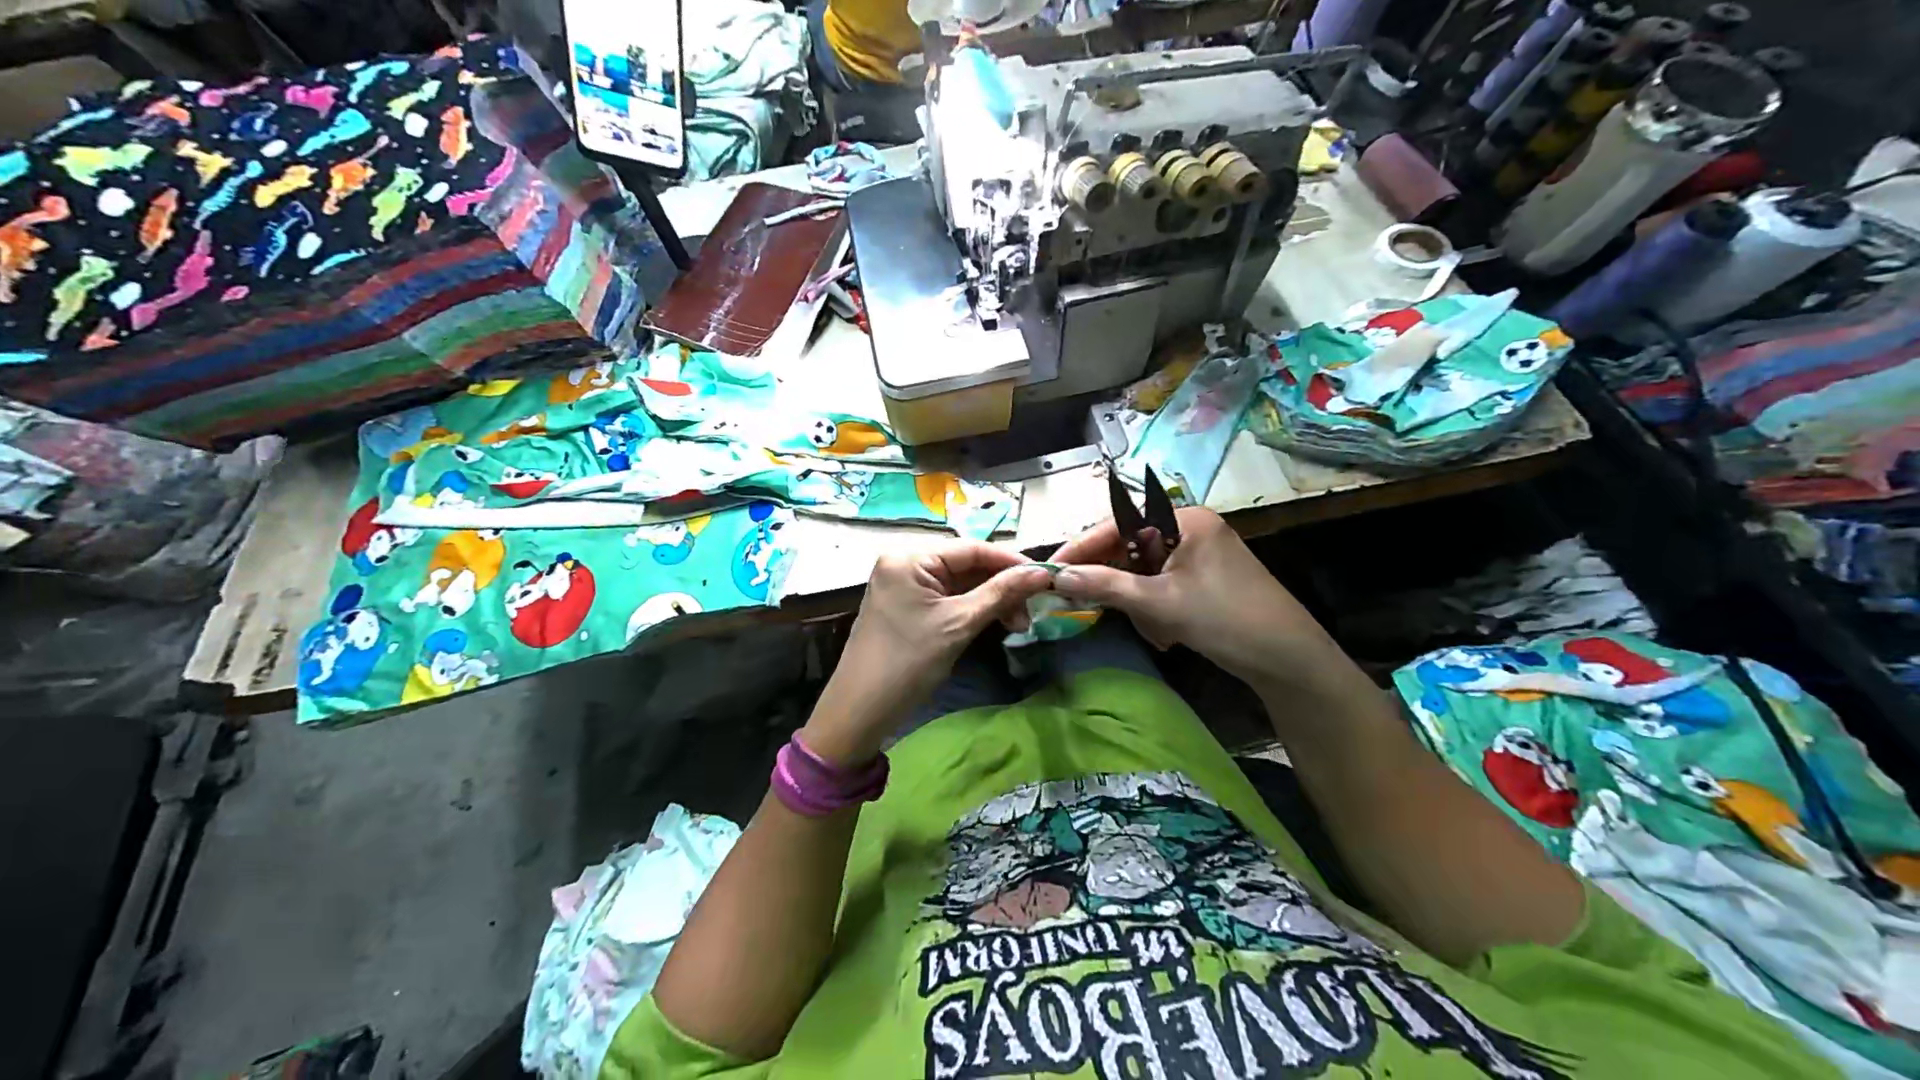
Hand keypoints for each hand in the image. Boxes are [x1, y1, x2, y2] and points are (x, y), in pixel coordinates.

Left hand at [802, 542, 1051, 764]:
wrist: (860, 710)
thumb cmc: (908, 663)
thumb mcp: (959, 624)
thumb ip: (1001, 593)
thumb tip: (1043, 573)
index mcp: (910, 558)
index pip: (972, 548)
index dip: (1011, 562)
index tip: (1046, 579)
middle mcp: (904, 563)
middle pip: (966, 564)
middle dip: (1002, 587)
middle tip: (1030, 614)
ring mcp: (903, 585)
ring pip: (960, 583)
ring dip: (991, 601)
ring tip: (1017, 626)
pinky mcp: (906, 606)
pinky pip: (947, 598)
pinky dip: (972, 610)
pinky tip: (995, 624)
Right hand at [1050, 507, 1363, 700]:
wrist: (1288, 659)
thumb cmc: (1224, 619)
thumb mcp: (1159, 603)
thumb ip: (1105, 585)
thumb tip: (1058, 576)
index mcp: (1183, 519)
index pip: (1117, 524)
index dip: (1081, 547)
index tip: (1050, 569)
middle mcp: (1190, 527)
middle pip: (1129, 549)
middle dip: (1119, 586)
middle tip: (1099, 609)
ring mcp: (1200, 553)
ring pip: (1144, 573)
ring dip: (1141, 605)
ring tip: (1158, 631)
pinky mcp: (1205, 577)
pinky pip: (1162, 586)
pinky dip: (1157, 610)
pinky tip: (1170, 634)